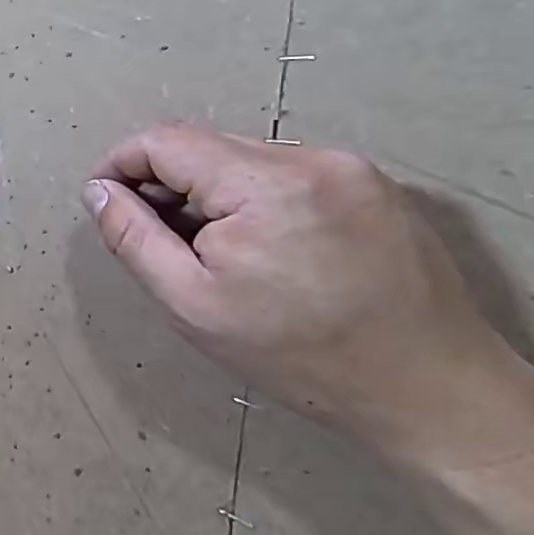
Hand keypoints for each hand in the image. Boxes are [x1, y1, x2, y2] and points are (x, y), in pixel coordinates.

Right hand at [82, 124, 533, 471]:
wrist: (435, 394)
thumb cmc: (300, 357)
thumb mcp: (191, 304)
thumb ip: (133, 238)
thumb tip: (98, 190)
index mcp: (264, 185)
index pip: (164, 141)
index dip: (120, 165)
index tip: (104, 202)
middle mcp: (311, 158)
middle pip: (204, 148)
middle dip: (165, 185)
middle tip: (158, 242)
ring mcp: (351, 167)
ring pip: (242, 160)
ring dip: (208, 194)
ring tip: (214, 254)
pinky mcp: (373, 185)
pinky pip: (284, 174)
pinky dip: (251, 199)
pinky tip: (263, 250)